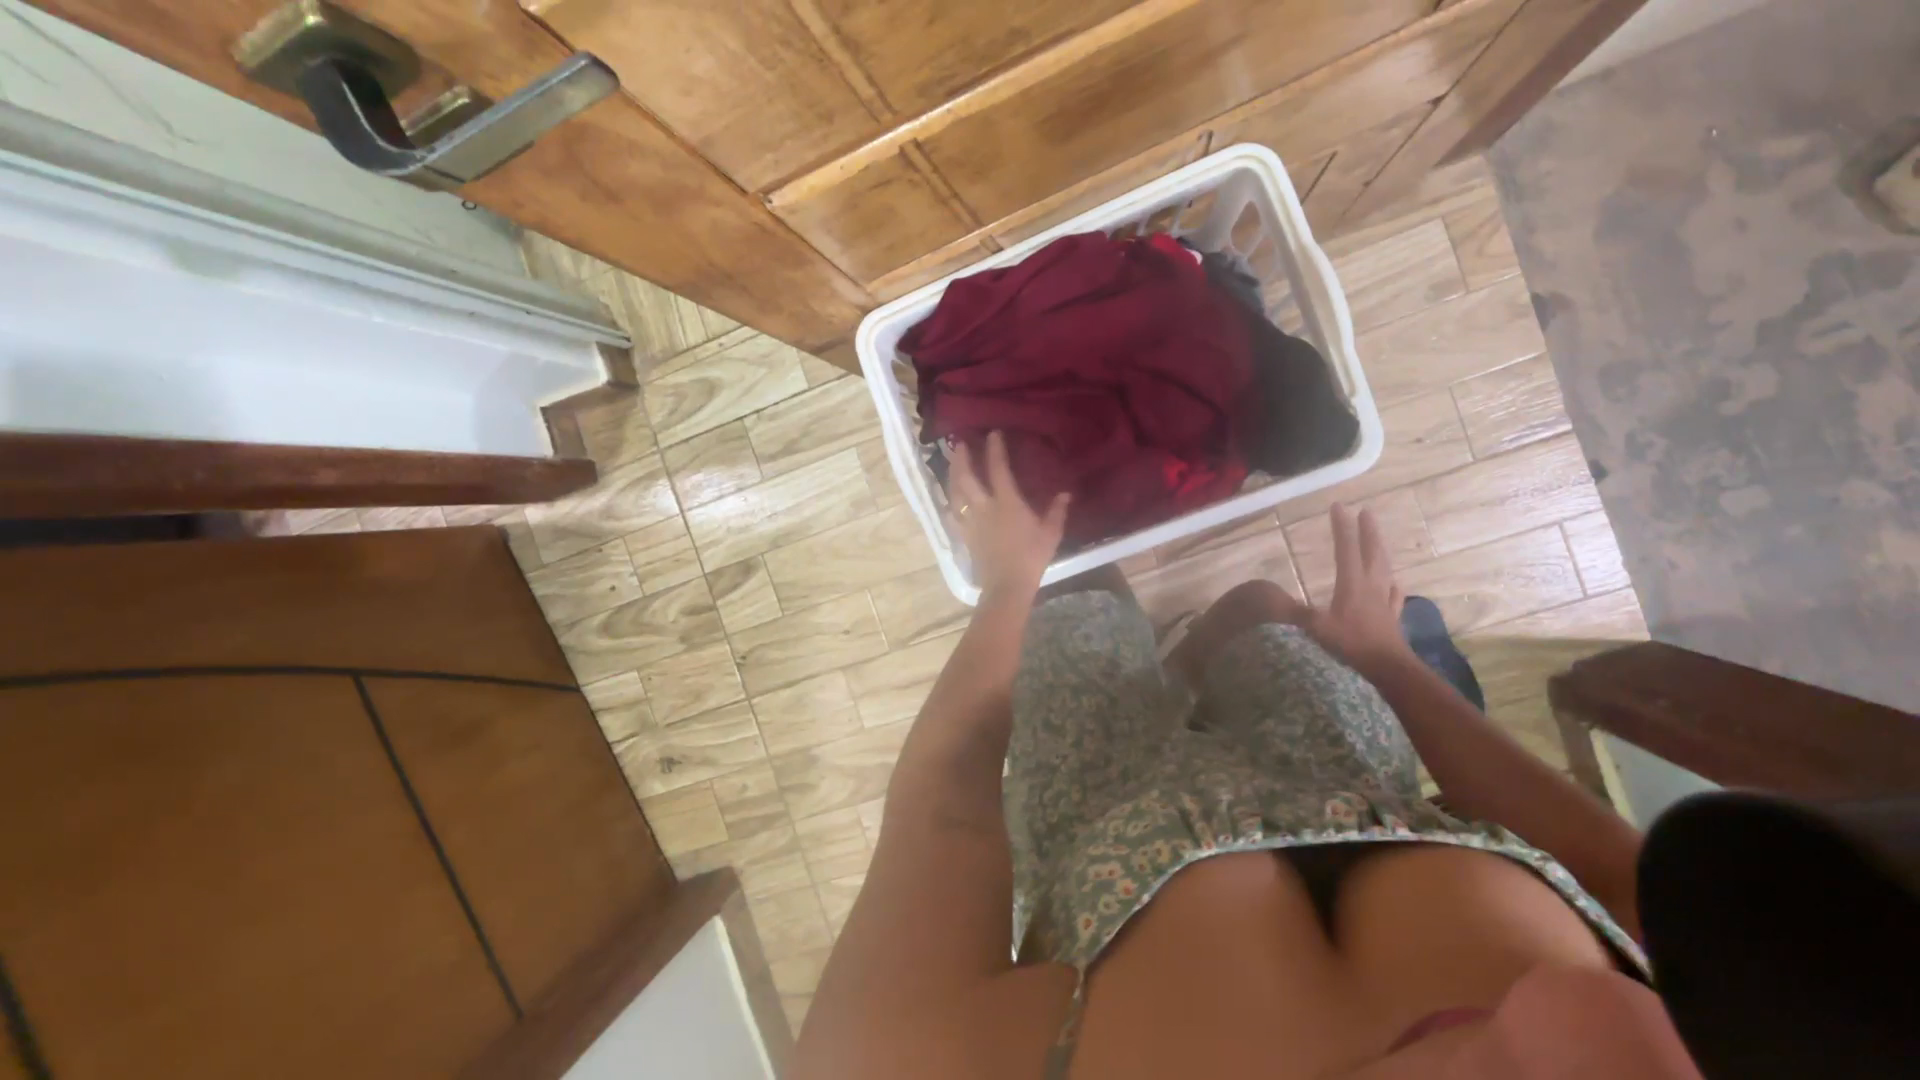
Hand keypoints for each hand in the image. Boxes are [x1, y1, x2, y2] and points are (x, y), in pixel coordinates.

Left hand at [949, 431, 1069, 598]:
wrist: (1007, 585)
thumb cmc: (1032, 557)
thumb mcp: (1051, 533)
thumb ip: (1057, 511)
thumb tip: (1065, 494)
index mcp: (1007, 502)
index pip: (998, 468)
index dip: (995, 449)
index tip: (993, 434)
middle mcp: (984, 506)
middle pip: (967, 477)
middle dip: (962, 458)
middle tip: (959, 443)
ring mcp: (971, 521)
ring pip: (956, 493)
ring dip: (952, 475)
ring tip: (953, 464)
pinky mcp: (964, 535)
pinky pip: (953, 514)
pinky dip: (950, 503)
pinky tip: (949, 499)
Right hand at [1309, 503, 1414, 673]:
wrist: (1388, 667)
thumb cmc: (1351, 644)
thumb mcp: (1317, 628)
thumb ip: (1298, 612)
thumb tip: (1273, 598)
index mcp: (1351, 584)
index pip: (1346, 548)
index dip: (1342, 527)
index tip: (1338, 506)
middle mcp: (1371, 586)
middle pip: (1371, 552)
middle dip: (1368, 531)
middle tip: (1366, 512)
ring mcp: (1384, 600)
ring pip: (1385, 567)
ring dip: (1380, 549)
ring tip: (1378, 539)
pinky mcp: (1392, 615)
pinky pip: (1393, 593)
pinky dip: (1392, 583)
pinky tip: (1393, 582)